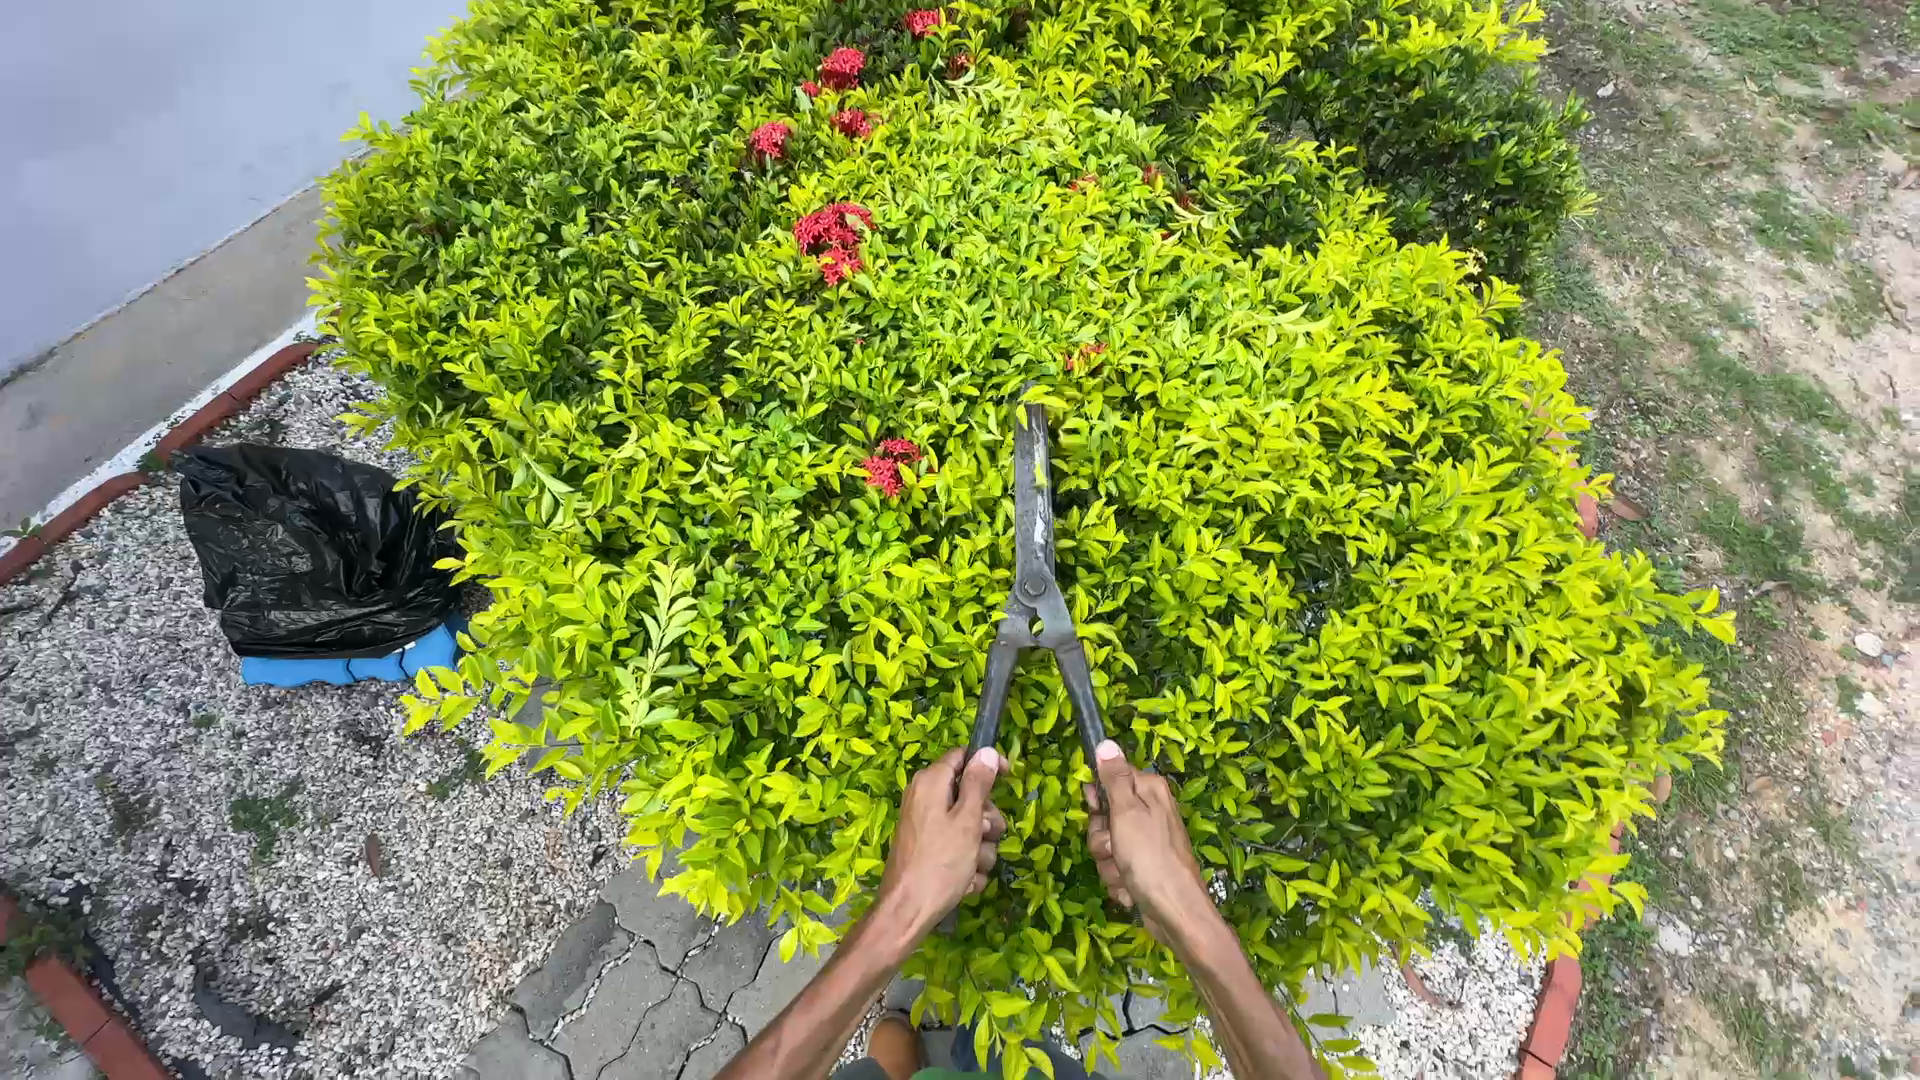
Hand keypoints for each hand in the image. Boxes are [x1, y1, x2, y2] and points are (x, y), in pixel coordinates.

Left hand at [877, 747, 1009, 934]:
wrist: (907, 911)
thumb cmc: (940, 862)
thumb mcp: (967, 820)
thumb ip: (978, 784)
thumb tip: (986, 751)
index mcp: (931, 782)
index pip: (963, 756)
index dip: (986, 765)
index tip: (1008, 777)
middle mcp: (925, 798)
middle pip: (969, 795)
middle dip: (987, 819)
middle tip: (988, 835)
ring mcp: (925, 825)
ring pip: (967, 826)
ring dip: (979, 848)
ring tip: (973, 867)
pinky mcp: (927, 849)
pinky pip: (956, 847)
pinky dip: (966, 864)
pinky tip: (965, 881)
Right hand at [1085, 739, 1213, 944]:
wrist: (1176, 913)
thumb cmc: (1151, 858)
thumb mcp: (1127, 812)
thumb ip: (1114, 778)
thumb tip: (1106, 742)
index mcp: (1148, 791)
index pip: (1110, 777)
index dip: (1098, 797)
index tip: (1096, 809)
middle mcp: (1149, 812)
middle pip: (1104, 814)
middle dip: (1101, 837)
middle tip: (1114, 846)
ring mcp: (1145, 842)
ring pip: (1106, 844)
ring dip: (1109, 863)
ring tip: (1125, 873)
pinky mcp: (1142, 867)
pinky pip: (1115, 867)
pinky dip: (1118, 880)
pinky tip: (1131, 888)